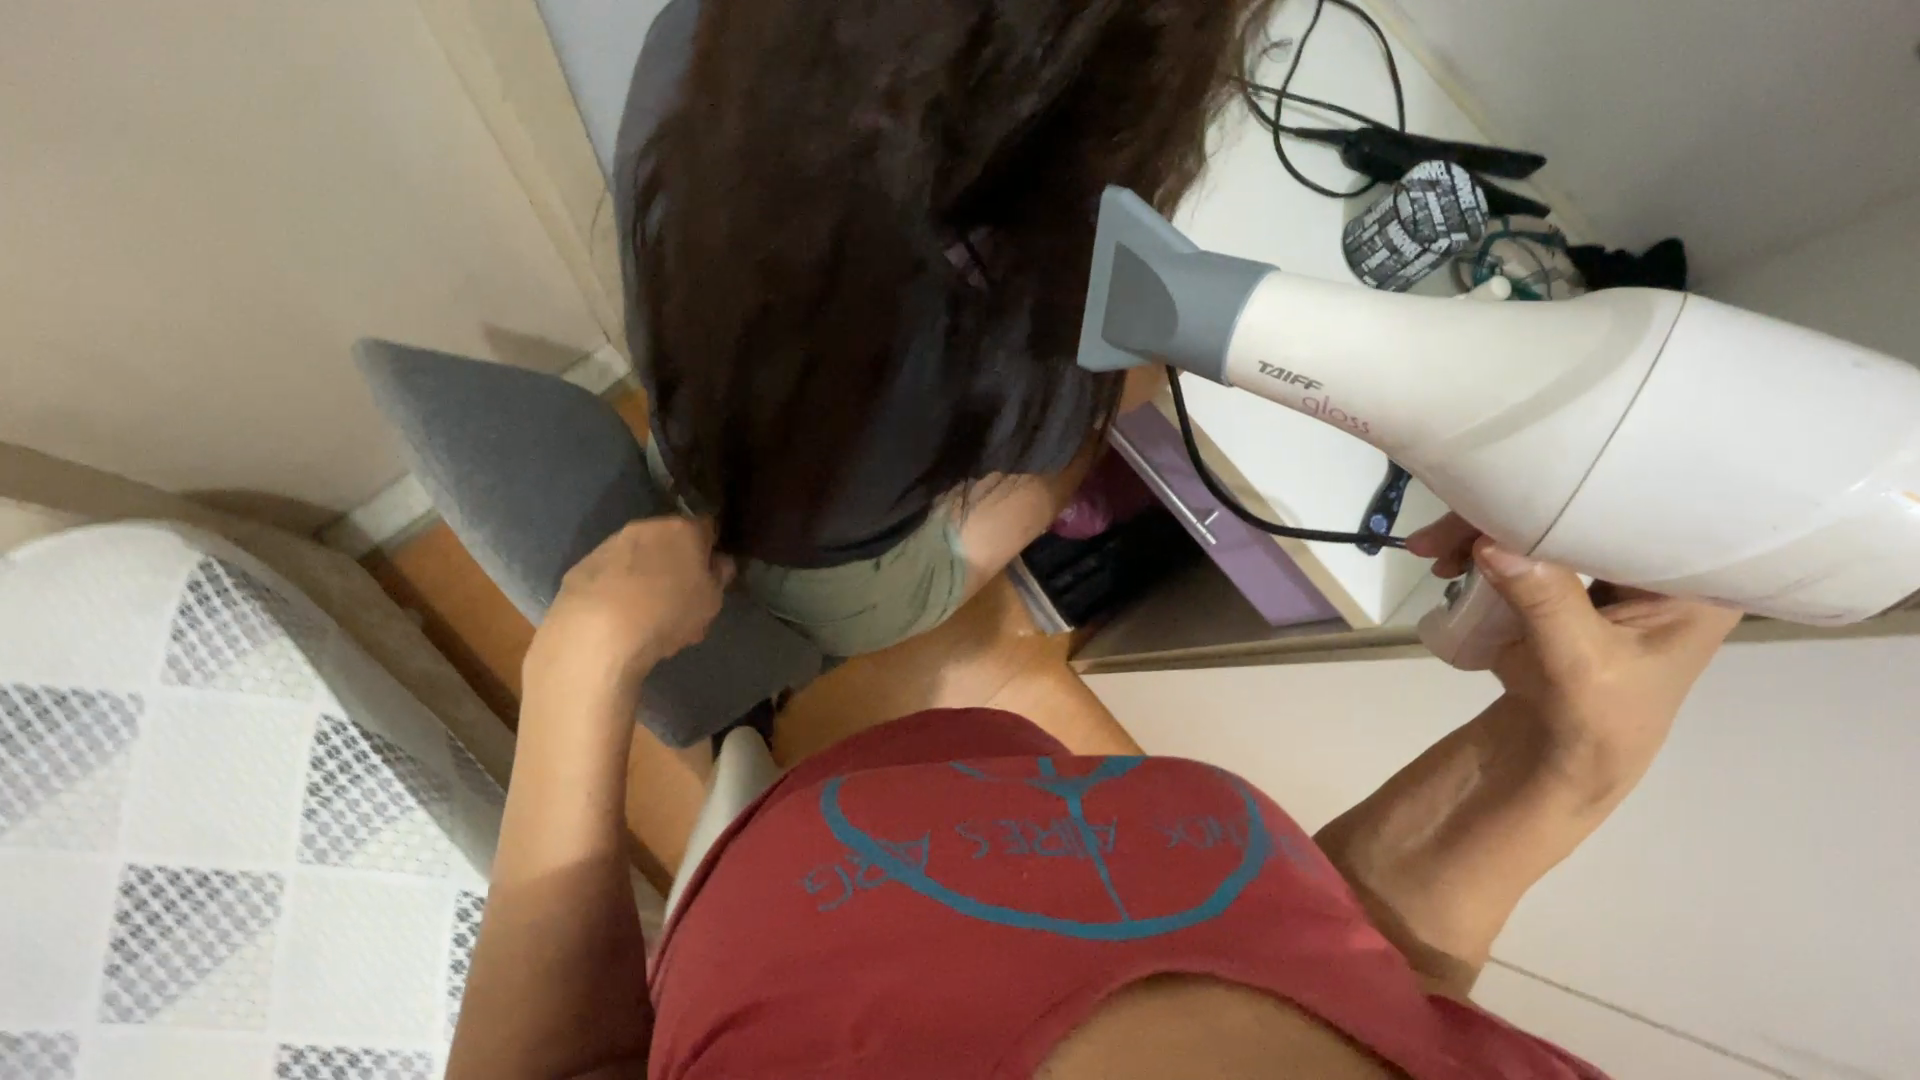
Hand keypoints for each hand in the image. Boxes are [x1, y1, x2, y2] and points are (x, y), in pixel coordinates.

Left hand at [524, 517, 734, 699]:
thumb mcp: (711, 602)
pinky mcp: (581, 566)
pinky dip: (617, 589)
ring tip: (646, 614)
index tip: (710, 573)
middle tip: (680, 597)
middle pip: (669, 540)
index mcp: (683, 530)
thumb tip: (718, 562)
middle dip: (676, 562)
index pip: (707, 527)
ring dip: (645, 575)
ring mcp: (609, 545)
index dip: (710, 549)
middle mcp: (646, 528)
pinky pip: (610, 574)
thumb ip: (718, 577)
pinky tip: (618, 617)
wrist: (596, 633)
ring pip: (638, 557)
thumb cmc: (667, 613)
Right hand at [1408, 514, 1740, 762]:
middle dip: (1501, 515)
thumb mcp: (1578, 663)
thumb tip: (1489, 543)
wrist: (1564, 750)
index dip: (1569, 497)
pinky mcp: (1561, 578)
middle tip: (1440, 535)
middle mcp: (1649, 561)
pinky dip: (1476, 547)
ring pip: (1538, 522)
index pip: (1630, 512)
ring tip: (1430, 552)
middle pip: (1575, 509)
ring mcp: (1601, 567)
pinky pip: (1517, 544)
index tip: (1505, 495)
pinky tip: (1447, 562)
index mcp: (1688, 578)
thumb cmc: (1597, 717)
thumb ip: (1544, 601)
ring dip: (1478, 530)